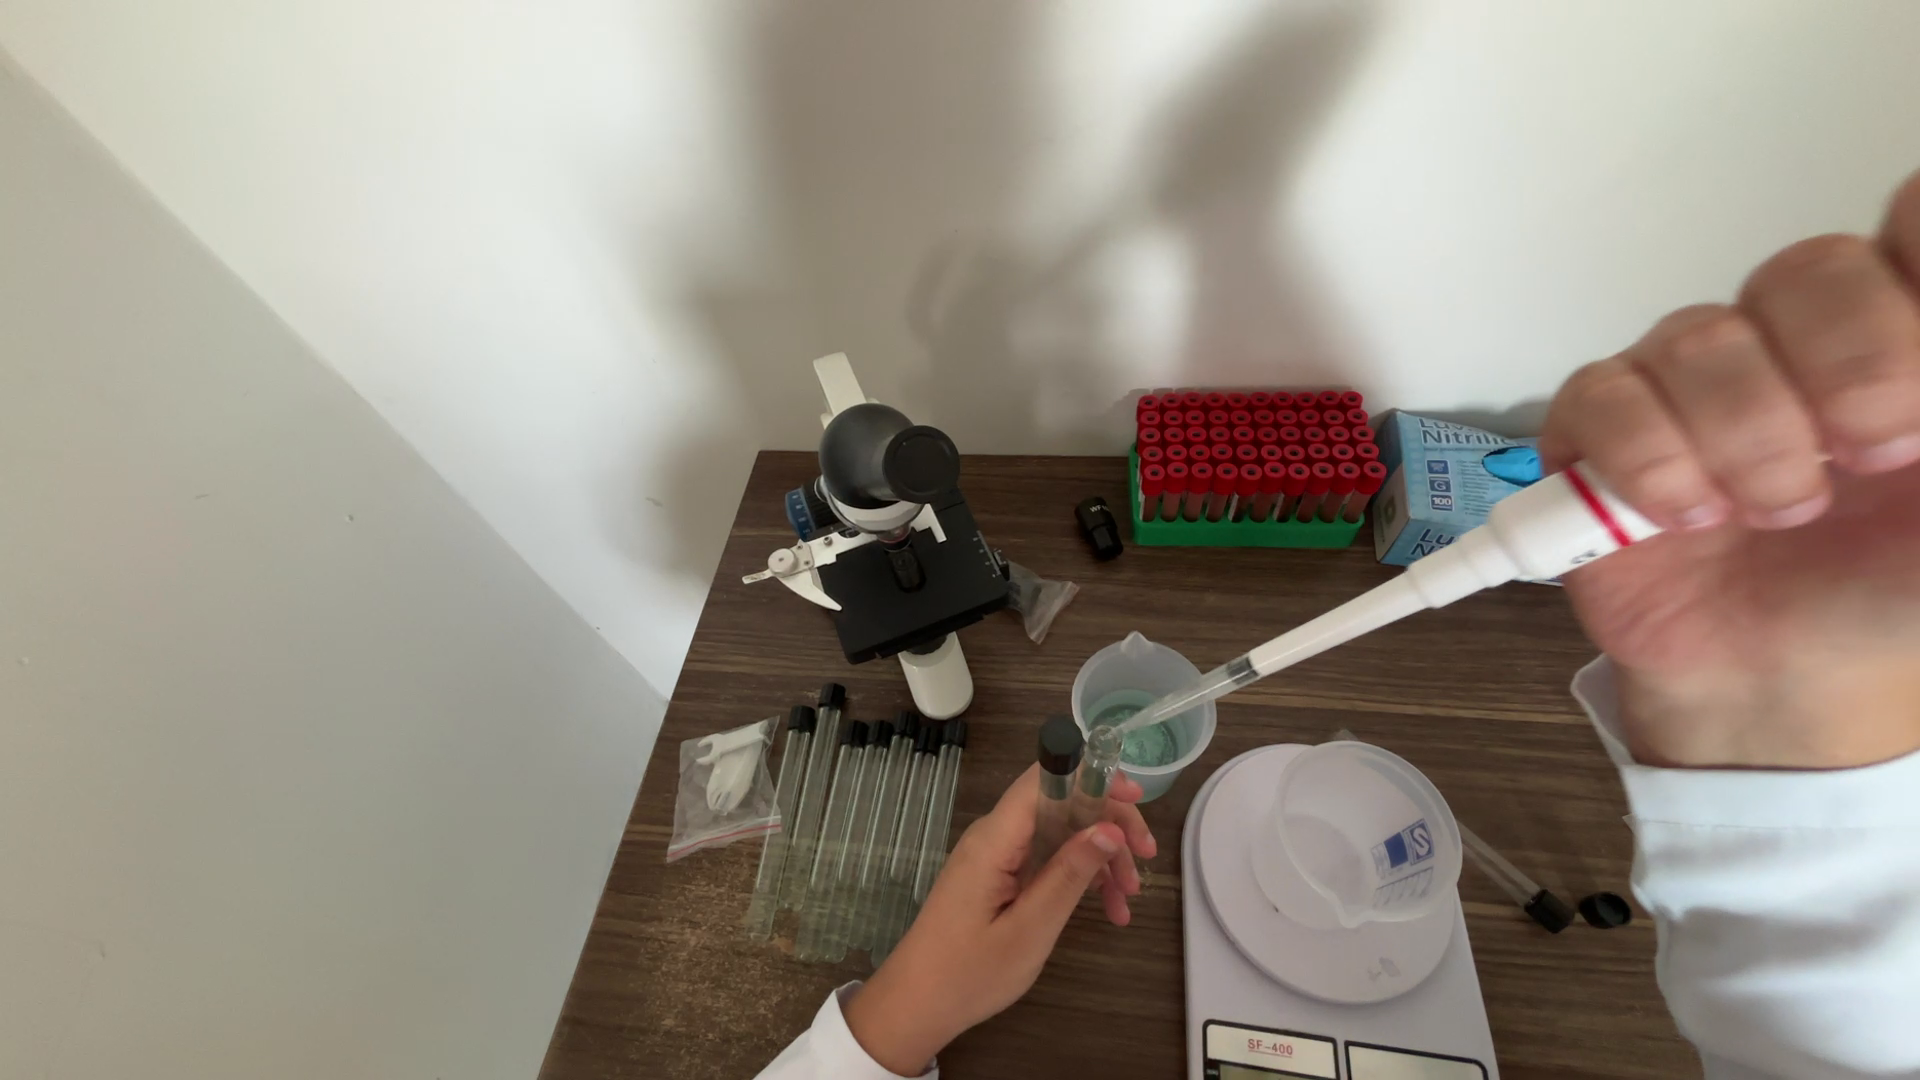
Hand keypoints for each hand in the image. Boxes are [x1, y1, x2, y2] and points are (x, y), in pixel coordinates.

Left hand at [843, 765, 1156, 1074]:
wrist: (918, 1003)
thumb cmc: (969, 972)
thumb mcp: (1030, 930)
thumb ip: (1068, 876)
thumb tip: (1109, 829)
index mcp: (995, 837)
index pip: (1044, 778)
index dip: (1090, 775)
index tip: (1132, 796)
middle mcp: (996, 834)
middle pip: (1060, 802)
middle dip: (1108, 821)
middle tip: (1147, 854)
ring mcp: (999, 853)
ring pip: (1060, 832)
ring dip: (1100, 855)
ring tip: (1131, 894)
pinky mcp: (1002, 873)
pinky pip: (1048, 857)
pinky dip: (1080, 876)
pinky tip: (1109, 907)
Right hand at [1541, 170, 1919, 769]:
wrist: (1771, 667)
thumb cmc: (1893, 591)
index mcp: (1901, 333)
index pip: (1914, 220)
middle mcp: (1788, 340)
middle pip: (1804, 267)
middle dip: (1850, 367)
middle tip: (1877, 460)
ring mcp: (1678, 382)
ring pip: (1694, 339)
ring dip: (1744, 438)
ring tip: (1771, 513)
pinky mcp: (1590, 430)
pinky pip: (1600, 398)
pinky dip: (1646, 459)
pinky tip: (1680, 517)